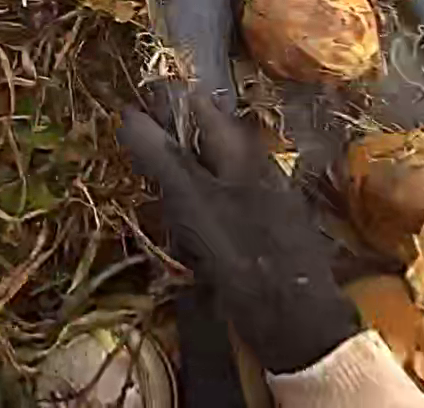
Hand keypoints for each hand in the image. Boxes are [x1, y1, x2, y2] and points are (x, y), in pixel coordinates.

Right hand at [119, 91, 359, 374]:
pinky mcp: (256, 223)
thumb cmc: (240, 249)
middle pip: (193, 134)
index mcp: (235, 141)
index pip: (189, 99)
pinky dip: (191, 207)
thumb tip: (125, 111)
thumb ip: (158, 152)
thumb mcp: (189, 196)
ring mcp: (255, 190)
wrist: (298, 324)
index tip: (127, 123)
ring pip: (200, 168)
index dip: (157, 104)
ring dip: (174, 180)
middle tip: (137, 167)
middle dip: (162, 146)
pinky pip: (212, 200)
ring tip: (156, 203)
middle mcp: (247, 157)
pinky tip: (181, 233)